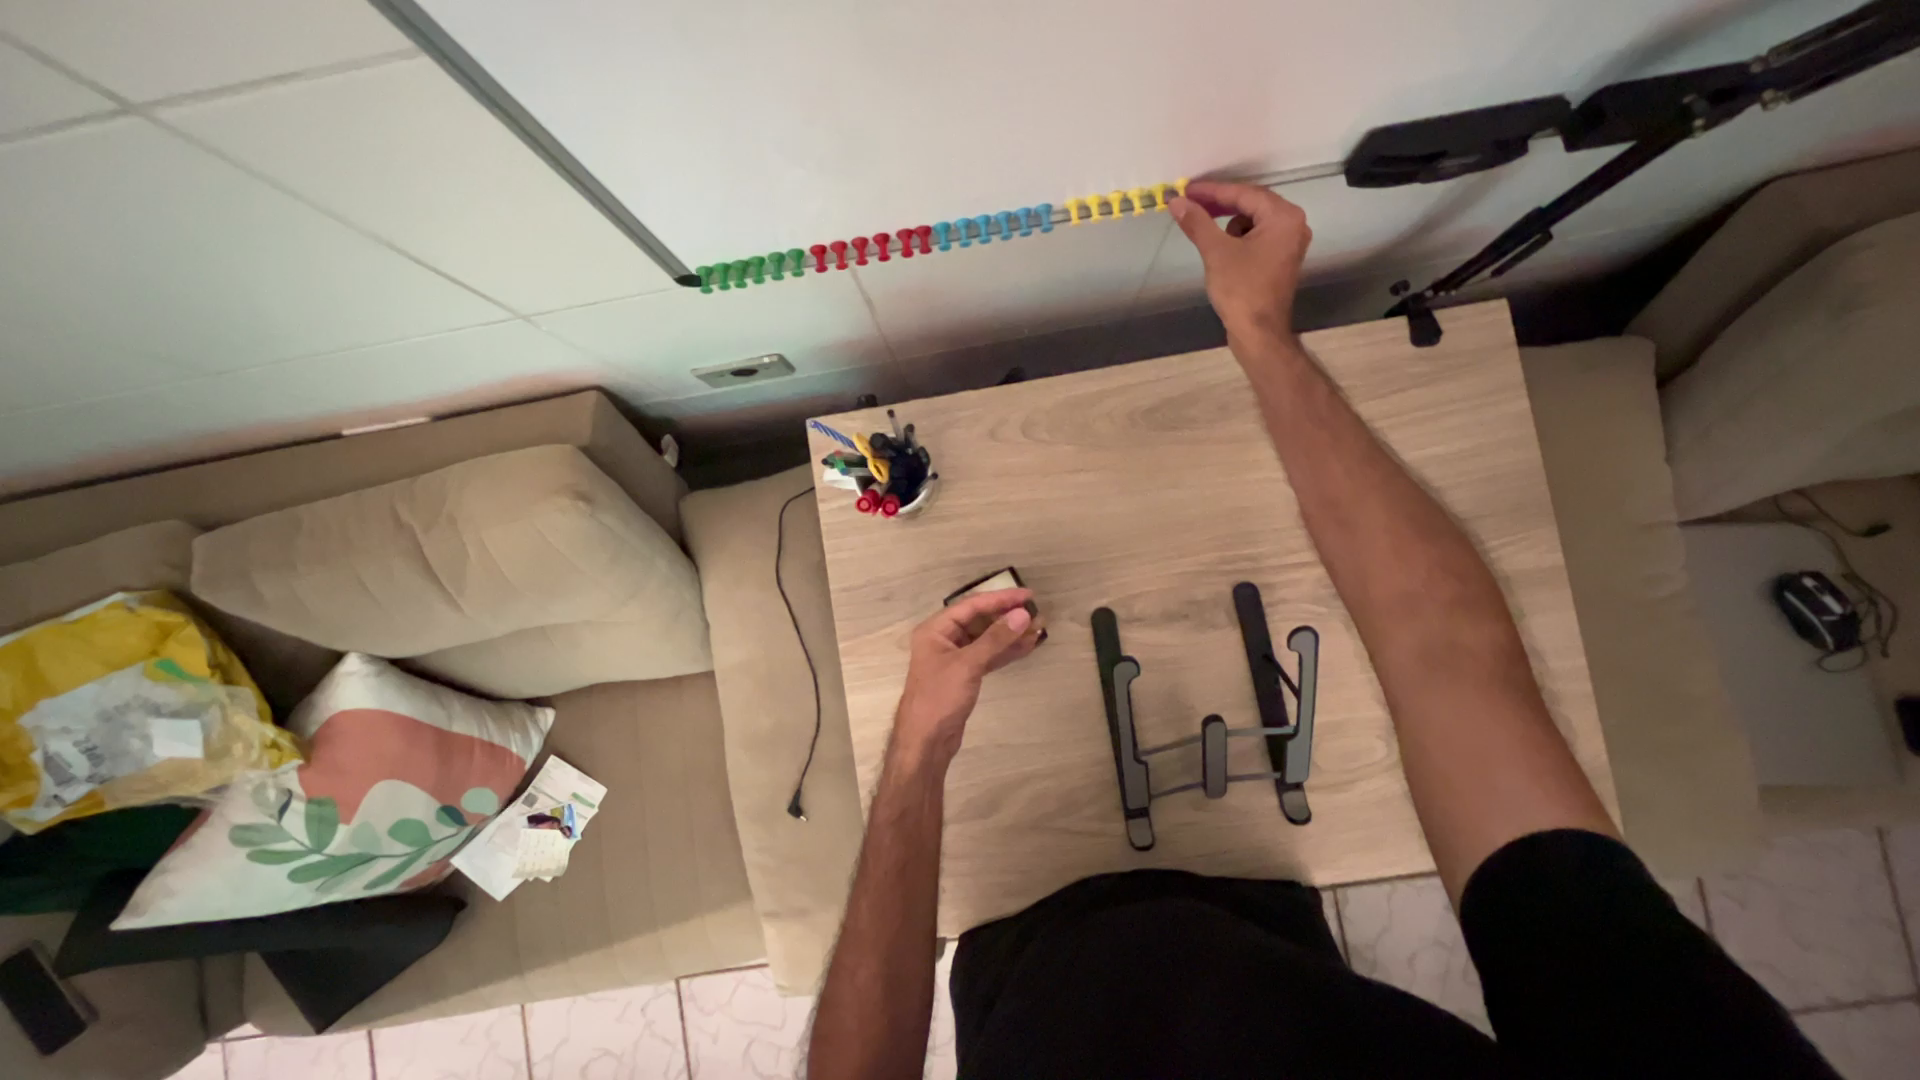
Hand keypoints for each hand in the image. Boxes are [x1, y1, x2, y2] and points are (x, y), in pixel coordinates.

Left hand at [892, 589, 1045, 769]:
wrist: (926, 740)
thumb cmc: (940, 697)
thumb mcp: (968, 664)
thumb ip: (995, 638)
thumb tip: (1022, 615)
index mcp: (936, 629)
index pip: (972, 605)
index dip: (1001, 599)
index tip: (1028, 596)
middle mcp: (944, 639)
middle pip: (980, 620)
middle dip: (1008, 617)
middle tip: (1036, 613)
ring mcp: (955, 658)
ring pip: (987, 639)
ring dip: (1011, 634)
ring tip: (1038, 629)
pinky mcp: (965, 675)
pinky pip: (988, 656)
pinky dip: (1006, 652)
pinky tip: (1027, 647)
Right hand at [1168, 180, 1312, 350]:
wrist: (1258, 333)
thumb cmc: (1241, 290)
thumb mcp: (1216, 252)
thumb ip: (1197, 223)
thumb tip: (1176, 201)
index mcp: (1283, 217)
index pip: (1244, 193)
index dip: (1213, 192)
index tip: (1187, 191)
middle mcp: (1293, 224)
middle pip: (1252, 204)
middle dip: (1221, 205)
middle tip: (1192, 205)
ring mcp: (1290, 243)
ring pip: (1254, 221)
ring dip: (1229, 224)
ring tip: (1209, 237)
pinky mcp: (1282, 260)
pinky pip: (1258, 237)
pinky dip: (1239, 238)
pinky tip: (1223, 252)